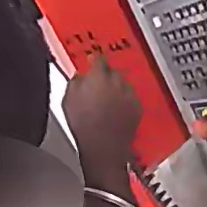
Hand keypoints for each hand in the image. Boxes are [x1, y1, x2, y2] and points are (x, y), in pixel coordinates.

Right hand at [62, 55, 141, 180]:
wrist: (104, 148)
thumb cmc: (83, 125)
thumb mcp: (68, 98)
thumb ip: (77, 81)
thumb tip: (82, 76)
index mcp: (99, 76)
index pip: (98, 59)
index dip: (94, 60)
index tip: (91, 62)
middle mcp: (118, 82)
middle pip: (113, 70)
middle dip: (106, 74)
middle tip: (99, 83)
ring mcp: (130, 95)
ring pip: (124, 83)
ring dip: (117, 86)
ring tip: (108, 96)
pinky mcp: (138, 108)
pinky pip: (131, 97)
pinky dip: (125, 98)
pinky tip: (118, 107)